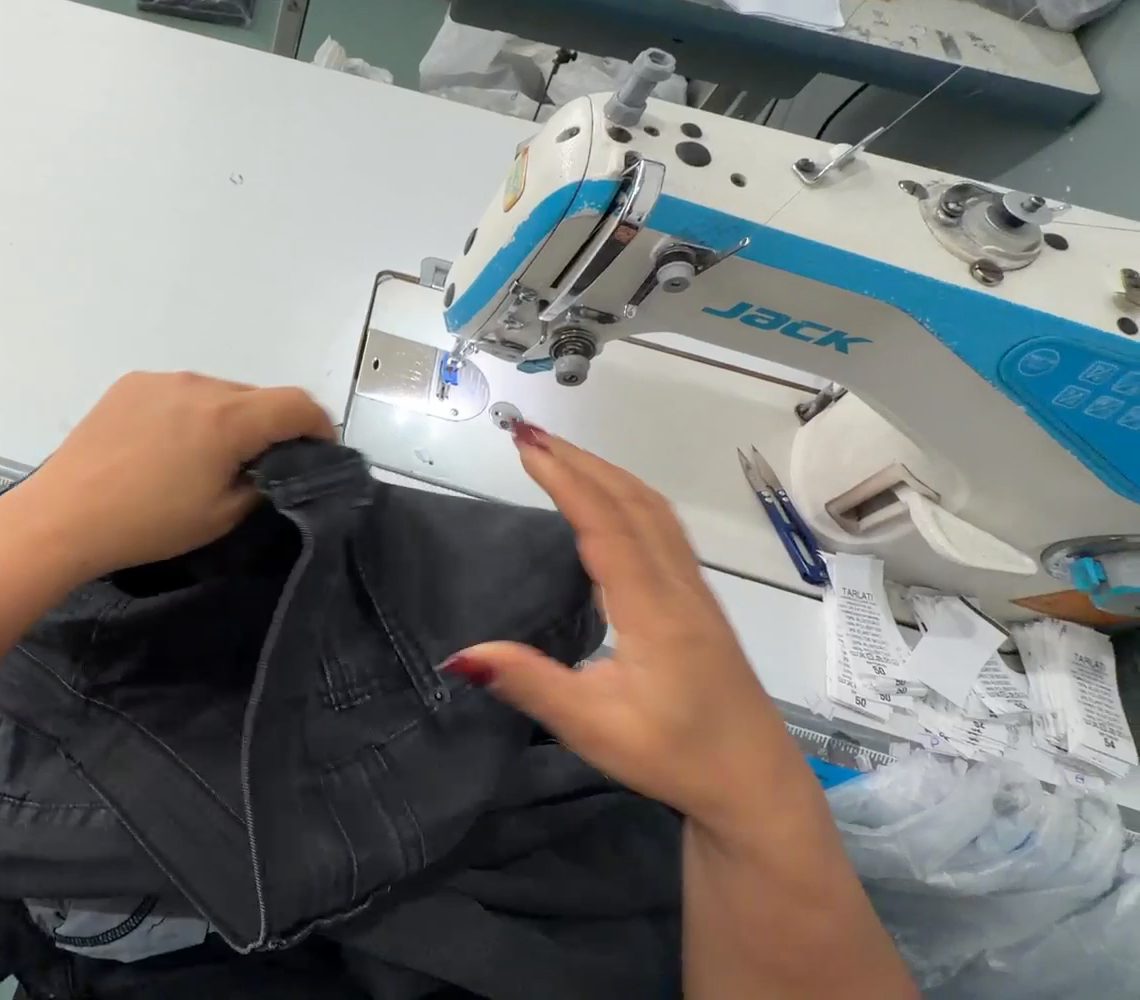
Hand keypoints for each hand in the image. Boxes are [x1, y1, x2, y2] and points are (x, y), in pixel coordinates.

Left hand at [0, 372, 333, 578]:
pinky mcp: (130, 383)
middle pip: (256, 396)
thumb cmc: (148, 524)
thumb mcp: (221, 516)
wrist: (65, 515)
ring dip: (227, 417)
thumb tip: (273, 466)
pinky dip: (189, 412)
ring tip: (206, 457)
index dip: (320, 425)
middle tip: (259, 464)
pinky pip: (179, 391)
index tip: (318, 450)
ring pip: (217, 392)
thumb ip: (262, 483)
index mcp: (229, 418)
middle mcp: (199, 385)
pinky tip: (166, 446)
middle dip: (270, 425)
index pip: (297, 404)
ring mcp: (161, 379)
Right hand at [440, 424, 806, 827]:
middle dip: (580, 461)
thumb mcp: (594, 728)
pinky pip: (661, 527)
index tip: (525, 447)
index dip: (565, 481)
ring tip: (557, 453)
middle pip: (633, 503)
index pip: (607, 526)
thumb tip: (461, 653)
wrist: (758, 787)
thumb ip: (530, 684)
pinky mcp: (697, 601)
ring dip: (604, 472)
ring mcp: (694, 592)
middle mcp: (679, 589)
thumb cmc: (676, 757)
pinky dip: (624, 495)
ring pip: (653, 510)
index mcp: (655, 613)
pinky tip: (603, 499)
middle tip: (528, 434)